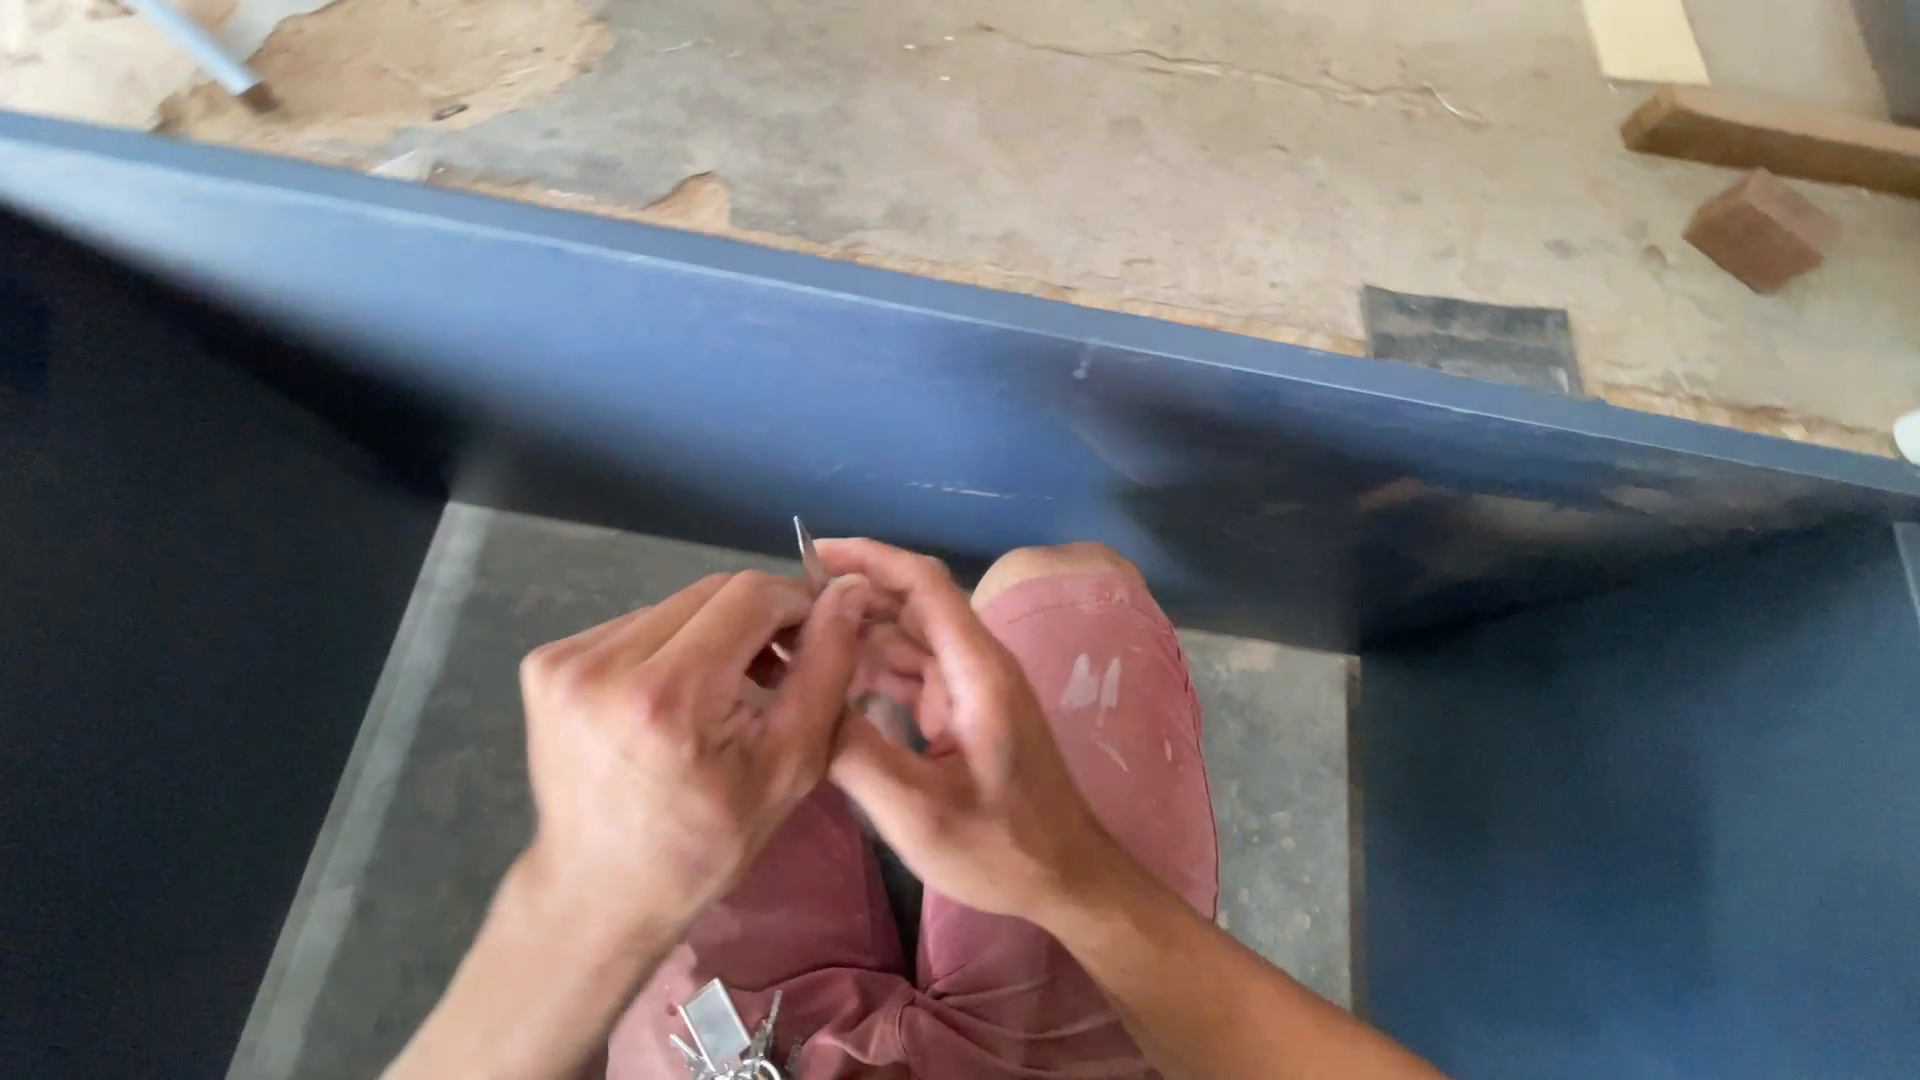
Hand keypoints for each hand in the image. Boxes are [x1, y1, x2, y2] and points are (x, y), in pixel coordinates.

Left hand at [516, 569, 870, 936]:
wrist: (599, 893)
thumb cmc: (707, 842)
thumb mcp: (791, 764)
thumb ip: (825, 668)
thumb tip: (851, 591)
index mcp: (669, 695)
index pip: (752, 594)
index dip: (795, 605)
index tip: (812, 641)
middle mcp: (604, 663)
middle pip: (713, 591)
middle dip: (758, 618)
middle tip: (776, 668)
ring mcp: (565, 659)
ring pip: (678, 604)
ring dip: (715, 632)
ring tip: (726, 688)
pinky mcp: (546, 662)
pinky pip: (639, 623)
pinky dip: (673, 645)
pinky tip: (678, 694)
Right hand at [819, 538, 1122, 920]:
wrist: (1065, 879)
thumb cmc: (1002, 849)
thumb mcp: (919, 813)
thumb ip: (857, 755)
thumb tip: (805, 703)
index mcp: (977, 670)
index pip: (925, 585)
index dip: (872, 558)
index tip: (814, 551)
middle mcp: (977, 664)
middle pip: (912, 606)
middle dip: (853, 598)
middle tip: (786, 609)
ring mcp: (972, 687)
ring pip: (909, 641)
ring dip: (859, 637)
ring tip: (796, 644)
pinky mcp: (965, 711)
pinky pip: (914, 675)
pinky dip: (874, 672)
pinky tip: (833, 685)